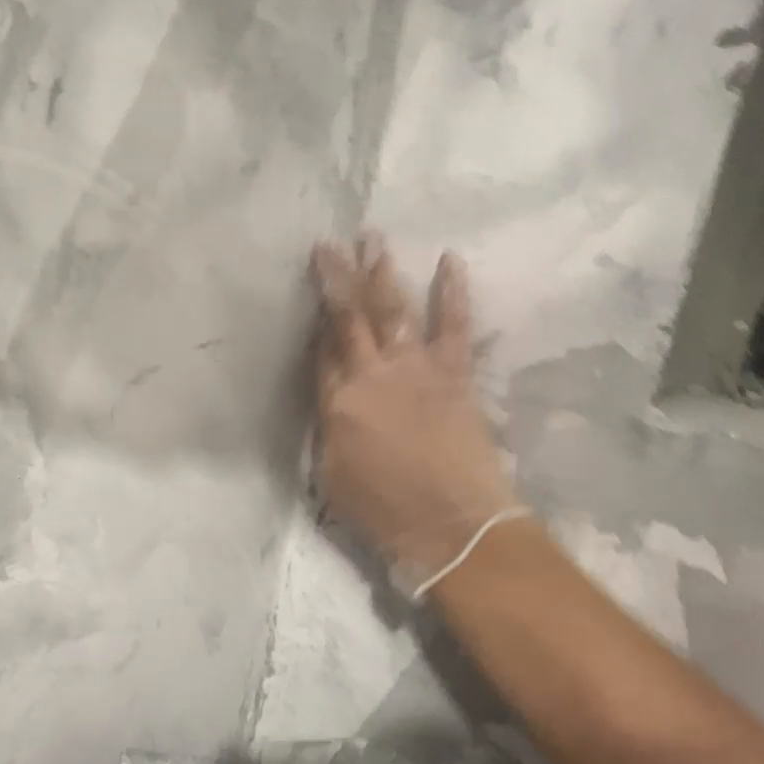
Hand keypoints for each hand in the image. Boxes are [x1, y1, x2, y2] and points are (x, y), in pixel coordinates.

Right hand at [312, 233, 519, 582]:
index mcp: (336, 404)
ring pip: (393, 310)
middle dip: (336, 278)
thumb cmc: (383, 511)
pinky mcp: (454, 374)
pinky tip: (449, 260)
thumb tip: (331, 403)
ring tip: (372, 239)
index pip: (320, 352)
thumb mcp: (332, 475)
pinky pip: (453, 325)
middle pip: (348, 318)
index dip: (314, 321)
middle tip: (328, 244)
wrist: (451, 524)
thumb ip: (329, 430)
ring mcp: (415, 369)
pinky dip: (452, 292)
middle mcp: (371, 376)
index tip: (308, 294)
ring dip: (382, 273)